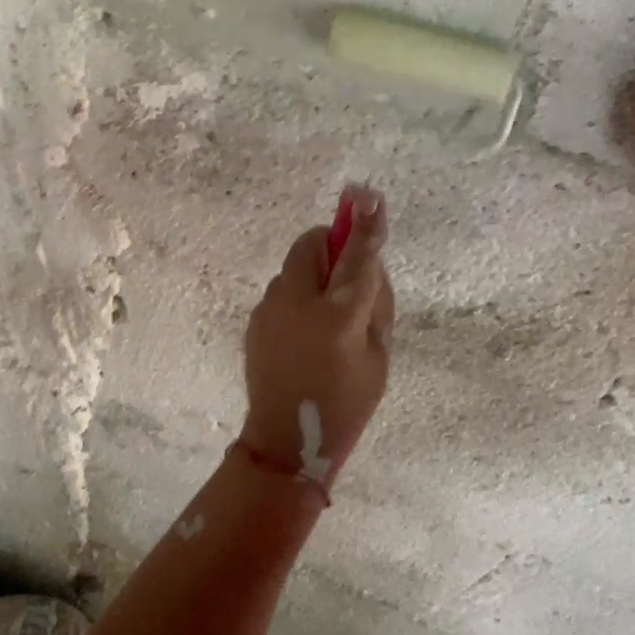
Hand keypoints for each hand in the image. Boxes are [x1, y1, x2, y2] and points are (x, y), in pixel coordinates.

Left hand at [237, 185, 394, 486]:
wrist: (285, 440)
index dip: (365, 225)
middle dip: (329, 246)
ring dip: (313, 275)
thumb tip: (368, 268)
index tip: (368, 193)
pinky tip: (303, 334)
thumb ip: (375, 307)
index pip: (357, 258)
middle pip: (311, 244)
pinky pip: (282, 291)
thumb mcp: (379, 360)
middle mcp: (299, 301)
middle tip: (344, 274)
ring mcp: (271, 307)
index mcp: (338, 316)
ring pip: (294, 267)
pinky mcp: (255, 317)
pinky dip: (297, 296)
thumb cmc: (344, 405)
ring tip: (324, 318)